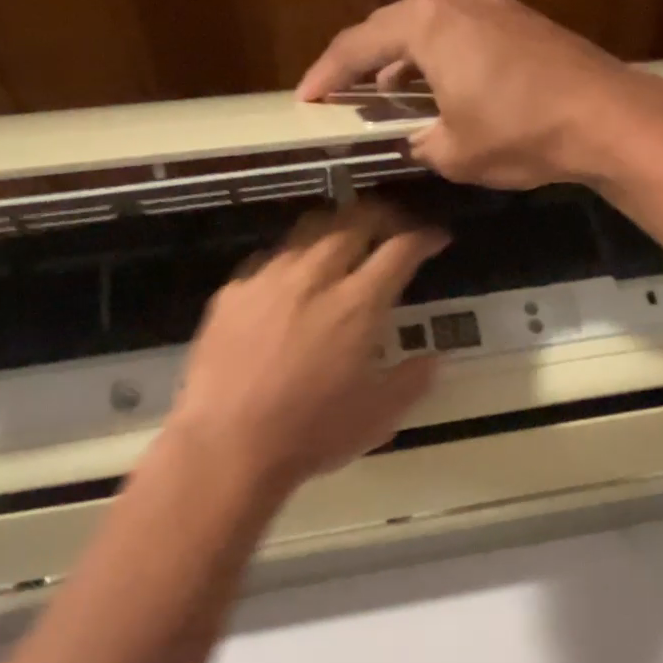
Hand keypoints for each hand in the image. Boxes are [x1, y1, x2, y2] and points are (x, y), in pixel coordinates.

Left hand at [165, 203, 449, 490]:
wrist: (227, 445)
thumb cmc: (311, 434)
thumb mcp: (378, 417)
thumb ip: (411, 381)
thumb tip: (433, 358)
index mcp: (358, 305)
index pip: (399, 250)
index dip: (423, 238)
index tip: (435, 239)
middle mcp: (313, 278)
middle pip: (352, 222)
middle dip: (380, 217)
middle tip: (392, 228)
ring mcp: (267, 281)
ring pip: (306, 233)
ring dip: (334, 230)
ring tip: (342, 241)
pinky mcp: (231, 294)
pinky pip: (267, 261)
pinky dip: (289, 261)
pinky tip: (288, 281)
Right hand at [296, 0, 662, 190]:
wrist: (607, 119)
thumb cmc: (521, 133)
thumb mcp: (454, 153)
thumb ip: (421, 143)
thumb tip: (419, 140)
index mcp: (429, 24)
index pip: (359, 45)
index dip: (327, 74)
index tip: (306, 97)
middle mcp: (457, 0)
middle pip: (393, 27)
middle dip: (364, 62)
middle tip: (341, 91)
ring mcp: (495, 6)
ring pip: (430, 29)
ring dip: (405, 61)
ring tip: (386, 94)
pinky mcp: (521, 22)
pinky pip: (462, 35)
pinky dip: (440, 59)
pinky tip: (440, 88)